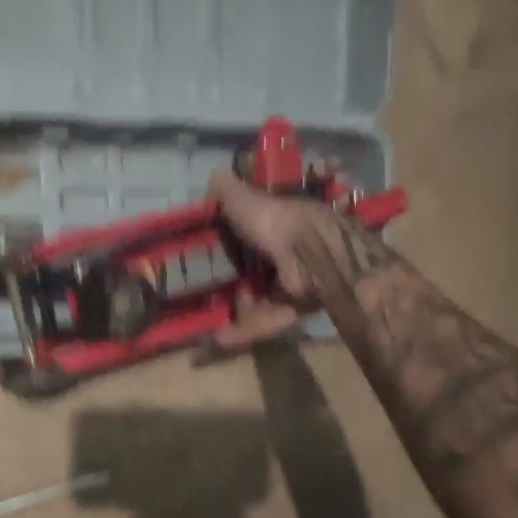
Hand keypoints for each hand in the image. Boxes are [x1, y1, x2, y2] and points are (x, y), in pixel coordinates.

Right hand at [207, 170, 336, 350]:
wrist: (311, 257)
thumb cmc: (276, 223)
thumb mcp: (244, 198)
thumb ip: (225, 191)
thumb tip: (212, 179)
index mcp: (279, 223)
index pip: (254, 231)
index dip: (234, 240)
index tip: (210, 253)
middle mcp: (288, 252)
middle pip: (255, 270)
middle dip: (232, 282)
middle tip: (205, 291)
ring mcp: (293, 282)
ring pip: (259, 298)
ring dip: (236, 309)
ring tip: (207, 319)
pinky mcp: (293, 308)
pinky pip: (266, 320)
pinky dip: (244, 330)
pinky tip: (219, 338)